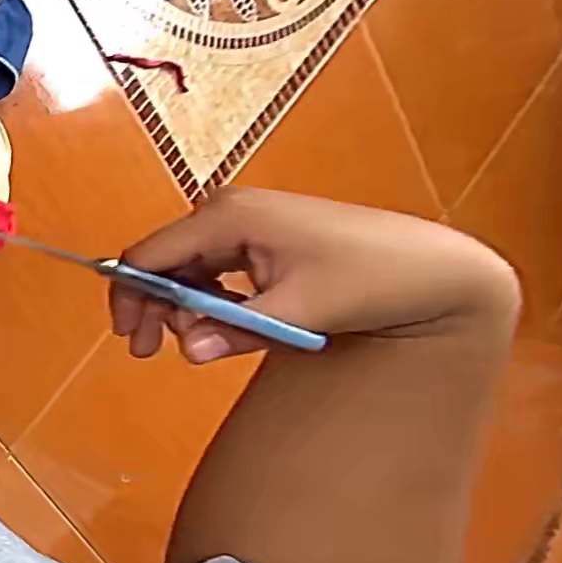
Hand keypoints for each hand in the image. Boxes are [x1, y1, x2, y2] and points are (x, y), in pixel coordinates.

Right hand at [110, 188, 518, 363]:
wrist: (432, 268)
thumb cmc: (372, 282)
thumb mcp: (301, 312)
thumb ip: (237, 331)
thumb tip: (187, 352)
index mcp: (228, 217)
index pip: (149, 254)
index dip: (129, 296)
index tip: (129, 336)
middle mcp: (225, 210)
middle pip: (160, 260)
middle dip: (150, 306)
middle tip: (148, 350)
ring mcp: (239, 220)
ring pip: (181, 266)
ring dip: (176, 305)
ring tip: (192, 340)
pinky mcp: (252, 234)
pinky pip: (207, 267)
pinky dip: (203, 298)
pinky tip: (219, 321)